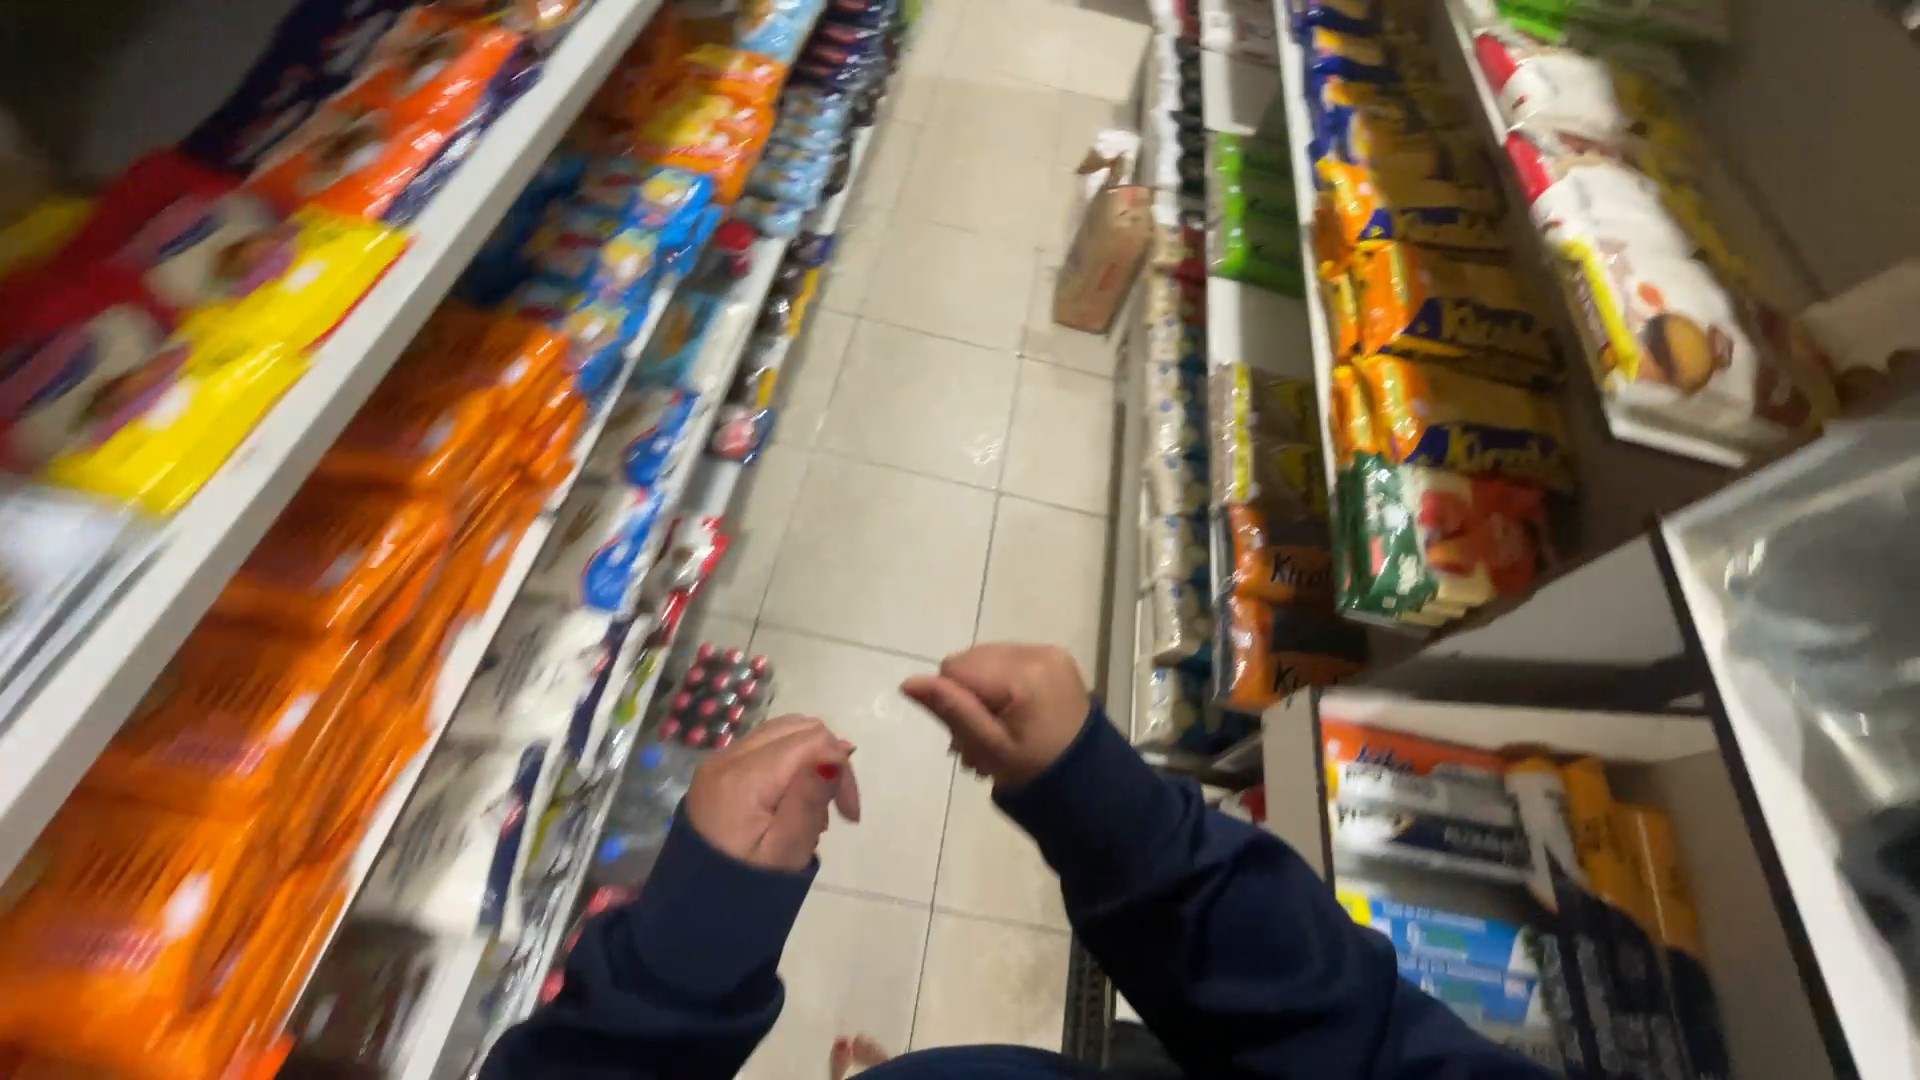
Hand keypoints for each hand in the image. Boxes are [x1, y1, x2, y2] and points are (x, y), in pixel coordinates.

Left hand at [683, 715, 861, 871]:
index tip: (850, 814)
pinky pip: (767, 744)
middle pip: (799, 727)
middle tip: (836, 806)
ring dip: (812, 755)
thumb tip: (837, 754)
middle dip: (829, 757)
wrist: (695, 911)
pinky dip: (792, 759)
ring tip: (815, 802)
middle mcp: (729, 756)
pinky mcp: (720, 768)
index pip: (812, 740)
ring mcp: (721, 759)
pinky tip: (794, 795)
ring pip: (784, 730)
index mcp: (744, 777)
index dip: (842, 767)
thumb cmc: (747, 887)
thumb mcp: (785, 853)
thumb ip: (810, 801)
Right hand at [901, 643, 1090, 788]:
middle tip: (978, 742)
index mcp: (1022, 673)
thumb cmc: (1033, 771)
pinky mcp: (1055, 657)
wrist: (1087, 781)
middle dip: (966, 698)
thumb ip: (950, 710)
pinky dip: (1002, 685)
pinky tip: (1011, 716)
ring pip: (986, 659)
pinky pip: (1009, 660)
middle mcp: (1037, 651)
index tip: (966, 738)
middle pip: (971, 661)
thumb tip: (908, 682)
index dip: (952, 702)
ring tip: (994, 731)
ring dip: (982, 692)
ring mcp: (1049, 652)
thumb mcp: (988, 746)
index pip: (955, 669)